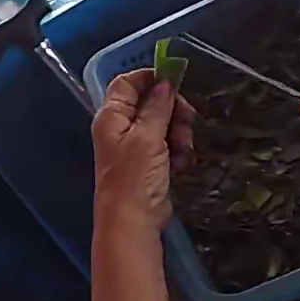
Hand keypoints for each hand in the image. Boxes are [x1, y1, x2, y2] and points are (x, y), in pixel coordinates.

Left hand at [92, 69, 195, 231]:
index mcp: (111, 116)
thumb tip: (164, 82)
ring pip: (163, 124)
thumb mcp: (148, 136)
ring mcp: (133, 147)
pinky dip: (177, 151)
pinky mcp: (147, 164)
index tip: (176, 82)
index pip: (127, 83)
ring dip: (179, 133)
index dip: (150, 78)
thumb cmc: (135, 177)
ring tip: (183, 150)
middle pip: (150, 103)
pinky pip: (167, 146)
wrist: (132, 222)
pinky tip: (182, 163)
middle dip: (173, 110)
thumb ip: (157, 106)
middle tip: (188, 120)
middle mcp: (119, 128)